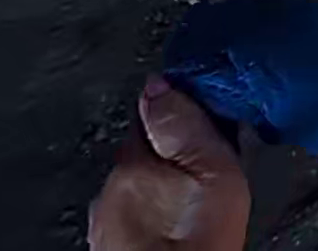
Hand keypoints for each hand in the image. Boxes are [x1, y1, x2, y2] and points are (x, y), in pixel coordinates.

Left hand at [89, 77, 249, 250]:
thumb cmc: (203, 237)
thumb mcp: (214, 168)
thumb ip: (185, 123)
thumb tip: (157, 83)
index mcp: (131, 161)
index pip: (149, 110)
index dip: (177, 108)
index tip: (201, 118)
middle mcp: (106, 189)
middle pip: (141, 147)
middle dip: (166, 147)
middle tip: (201, 160)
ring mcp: (102, 225)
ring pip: (133, 182)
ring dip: (155, 181)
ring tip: (188, 194)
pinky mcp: (107, 250)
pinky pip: (129, 213)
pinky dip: (147, 210)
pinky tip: (170, 222)